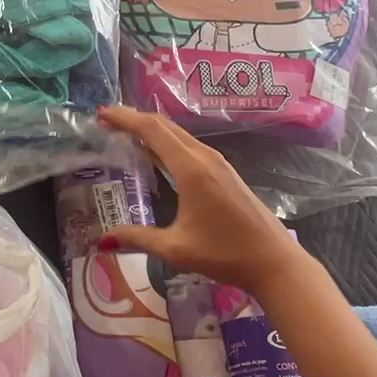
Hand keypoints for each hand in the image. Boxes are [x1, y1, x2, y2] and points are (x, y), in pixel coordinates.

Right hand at [95, 104, 308, 295]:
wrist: (275, 262)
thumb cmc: (225, 254)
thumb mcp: (176, 249)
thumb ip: (138, 239)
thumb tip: (102, 241)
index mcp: (190, 168)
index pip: (152, 129)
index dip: (125, 118)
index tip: (102, 113)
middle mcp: (203, 156)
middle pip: (164, 125)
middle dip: (134, 118)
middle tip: (107, 121)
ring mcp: (217, 162)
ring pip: (178, 134)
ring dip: (151, 128)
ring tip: (126, 132)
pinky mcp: (224, 171)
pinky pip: (188, 145)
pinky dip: (166, 141)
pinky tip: (157, 153)